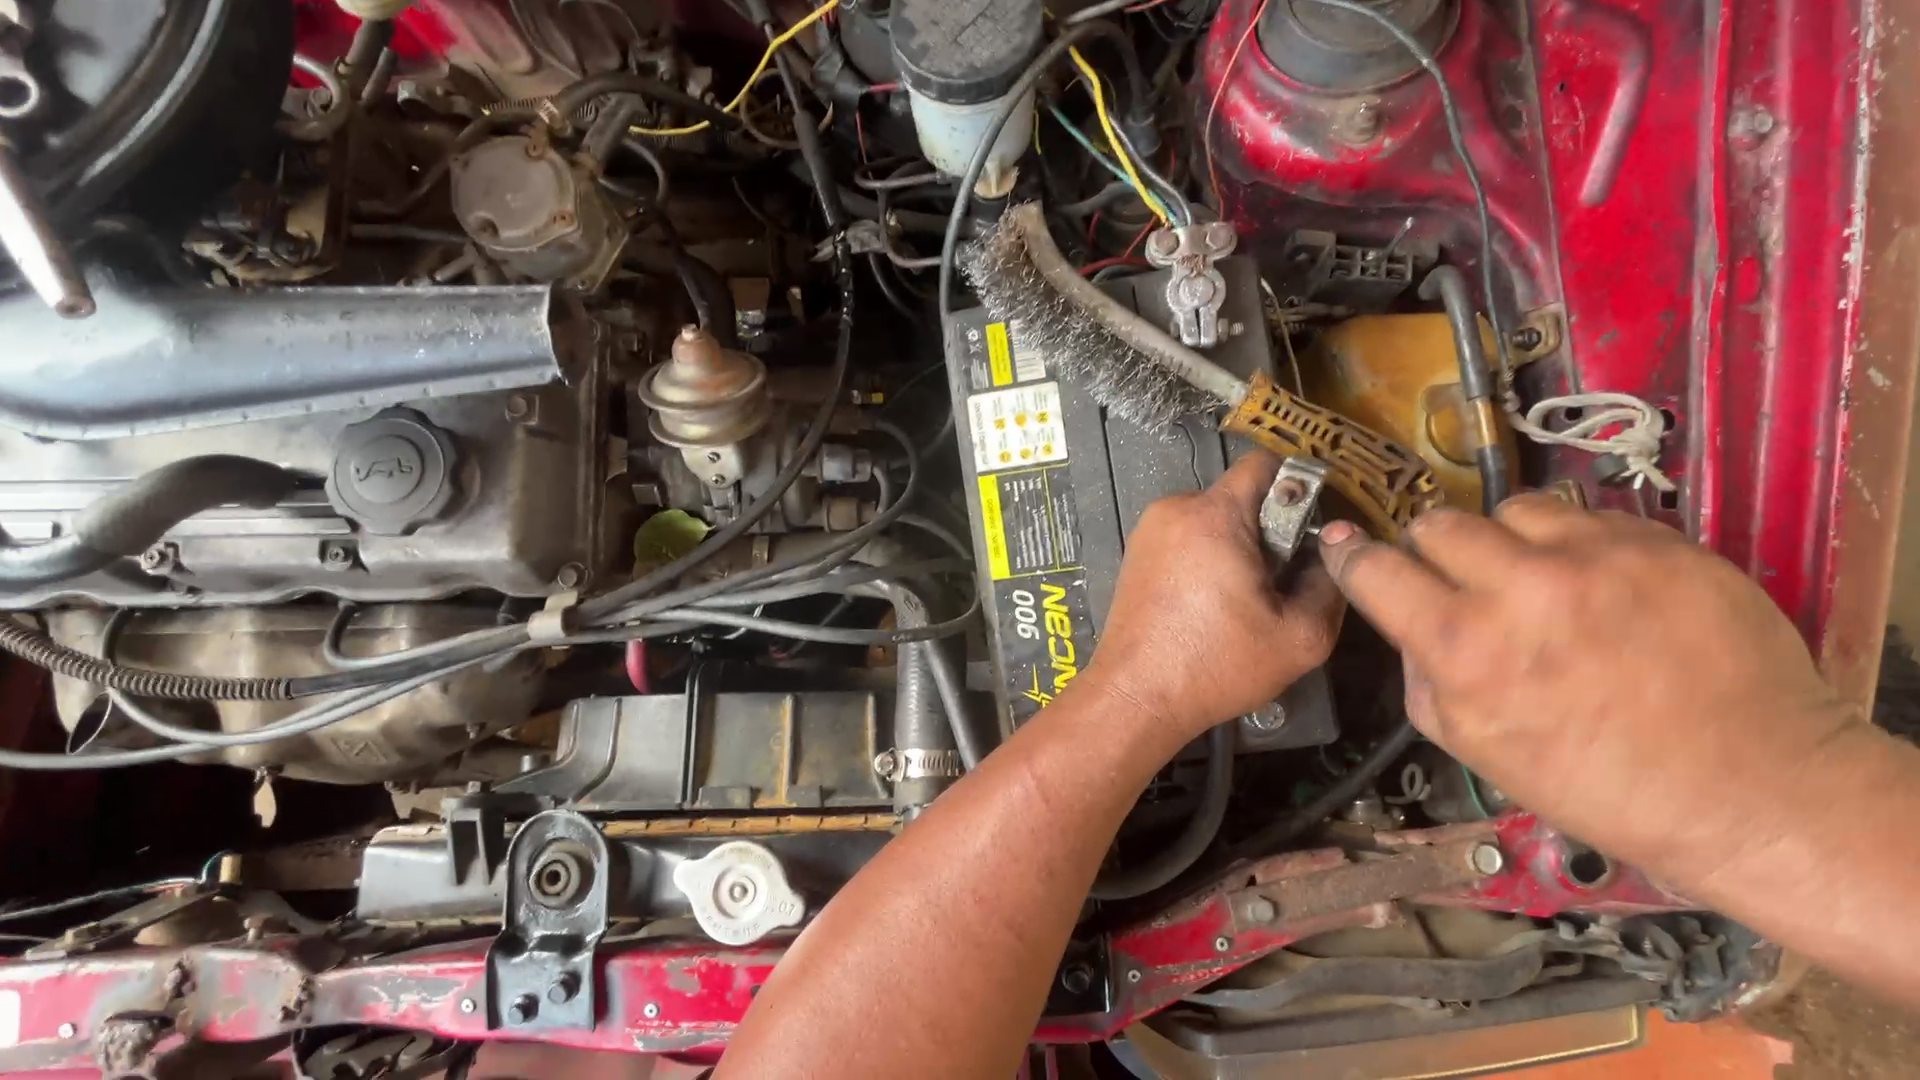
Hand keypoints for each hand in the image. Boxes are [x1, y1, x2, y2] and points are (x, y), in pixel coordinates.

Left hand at [1082, 451, 1344, 741]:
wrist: (1136, 696)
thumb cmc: (1214, 666)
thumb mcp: (1300, 637)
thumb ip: (1329, 584)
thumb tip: (1331, 554)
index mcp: (1214, 515)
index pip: (1265, 464)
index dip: (1299, 487)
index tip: (1314, 526)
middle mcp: (1175, 510)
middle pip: (1239, 496)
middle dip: (1268, 529)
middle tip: (1280, 579)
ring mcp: (1149, 531)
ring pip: (1212, 519)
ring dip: (1236, 547)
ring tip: (1244, 599)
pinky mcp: (1136, 554)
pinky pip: (1186, 539)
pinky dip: (1206, 559)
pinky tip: (1212, 604)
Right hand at [1317, 495, 1868, 878]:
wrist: (1755, 790)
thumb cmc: (1595, 782)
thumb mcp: (1472, 744)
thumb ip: (1420, 674)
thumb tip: (1405, 621)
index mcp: (1464, 646)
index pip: (1374, 569)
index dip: (1349, 555)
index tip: (1343, 545)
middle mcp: (1522, 589)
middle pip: (1437, 524)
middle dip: (1432, 550)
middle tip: (1459, 580)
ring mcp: (1597, 558)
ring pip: (1510, 508)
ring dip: (1506, 540)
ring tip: (1535, 577)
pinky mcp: (1661, 544)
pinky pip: (1586, 517)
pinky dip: (1574, 545)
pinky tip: (1599, 585)